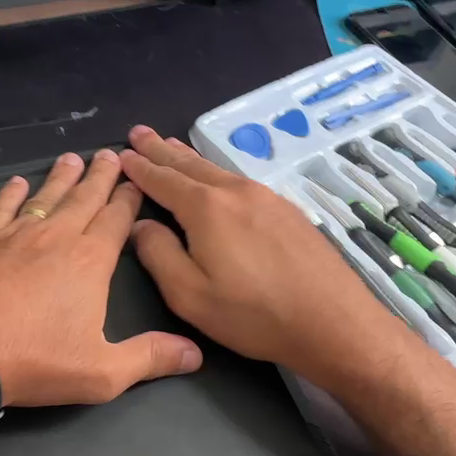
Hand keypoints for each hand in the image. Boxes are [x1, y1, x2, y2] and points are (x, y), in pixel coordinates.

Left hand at [0, 150, 202, 406]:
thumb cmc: (34, 359)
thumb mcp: (102, 372)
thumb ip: (149, 358)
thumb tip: (194, 354)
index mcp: (90, 261)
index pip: (116, 219)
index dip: (129, 198)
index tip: (137, 181)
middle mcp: (55, 236)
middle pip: (84, 198)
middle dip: (100, 175)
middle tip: (109, 153)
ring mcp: (15, 234)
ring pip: (45, 196)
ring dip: (61, 177)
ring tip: (72, 158)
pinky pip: (1, 208)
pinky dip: (10, 194)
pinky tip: (15, 184)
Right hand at [118, 125, 425, 389]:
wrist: (334, 323)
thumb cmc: (253, 314)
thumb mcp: (188, 294)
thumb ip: (157, 254)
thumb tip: (140, 225)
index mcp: (205, 208)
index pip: (162, 179)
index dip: (139, 167)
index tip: (121, 155)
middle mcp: (235, 191)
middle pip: (189, 164)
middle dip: (160, 149)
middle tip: (139, 133)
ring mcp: (266, 197)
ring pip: (216, 170)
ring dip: (187, 157)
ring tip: (170, 145)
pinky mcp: (287, 211)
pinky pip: (238, 181)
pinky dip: (214, 173)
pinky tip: (214, 177)